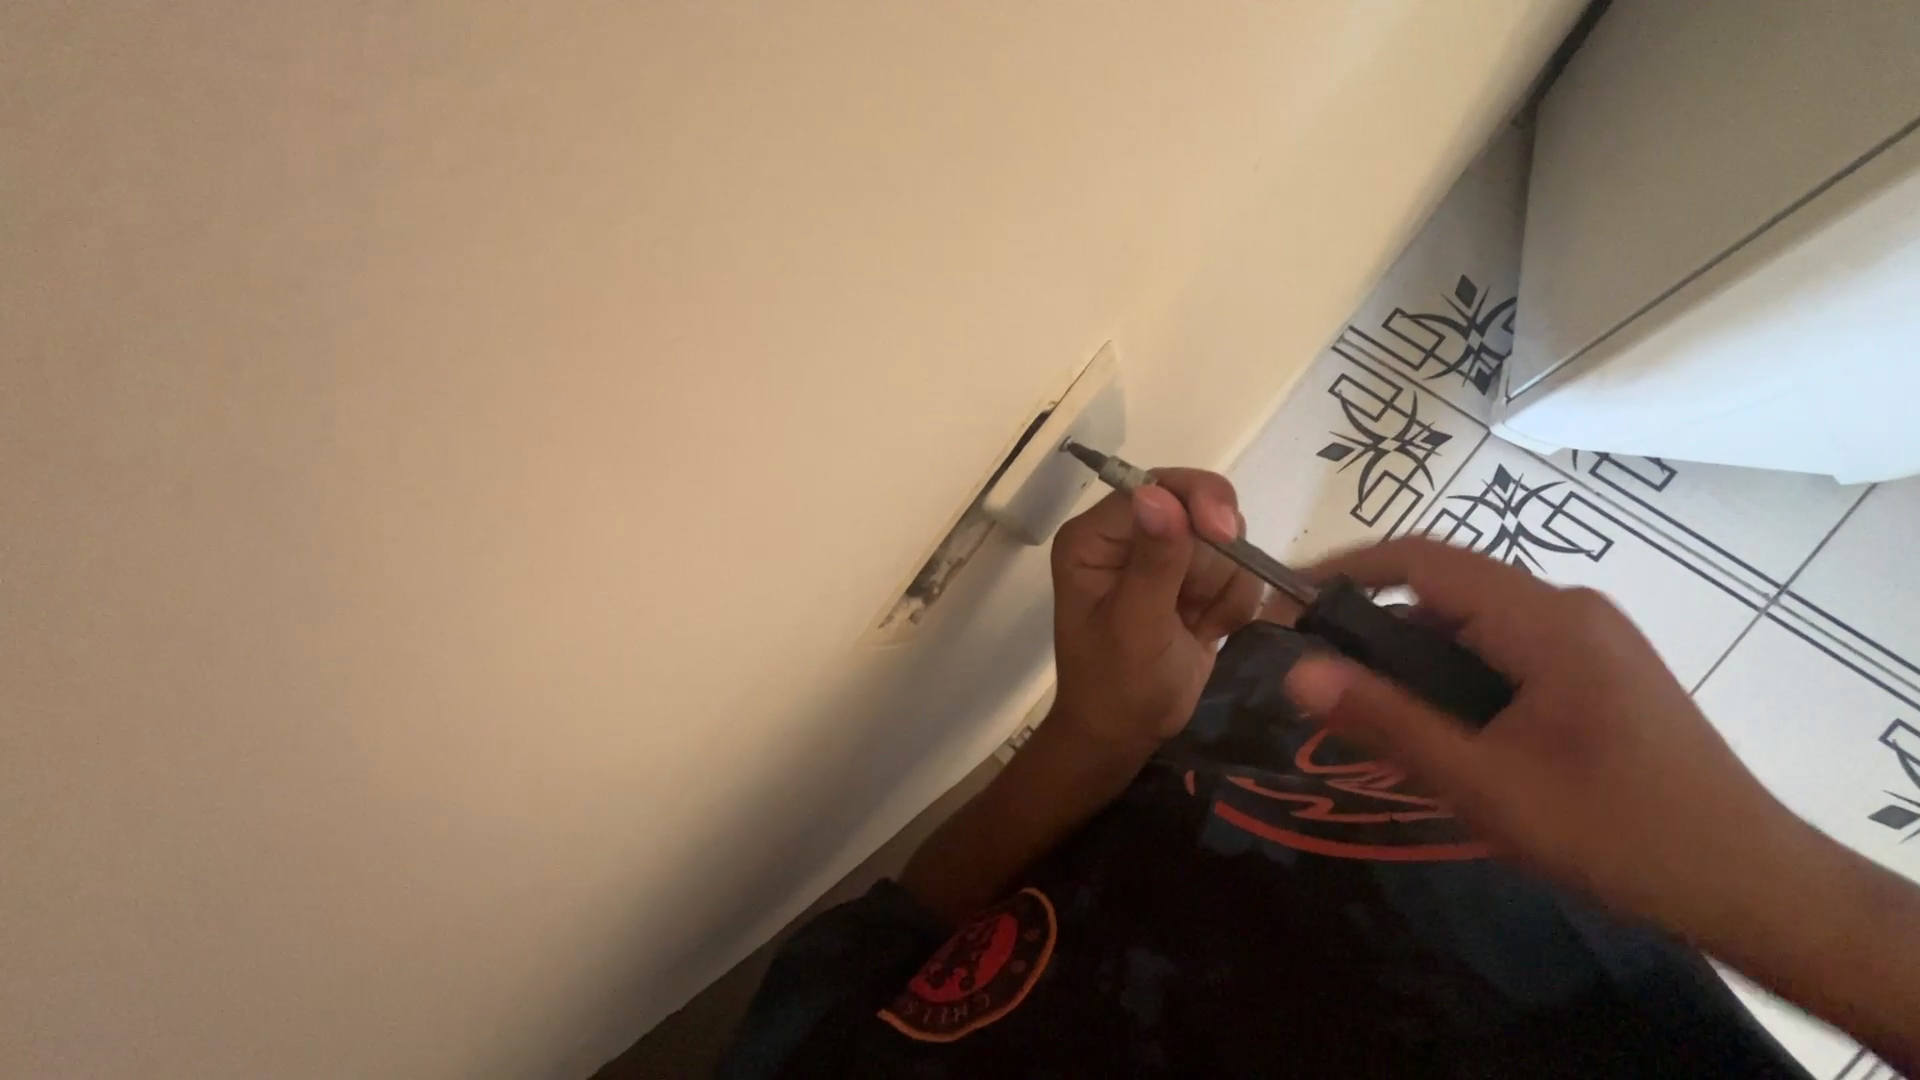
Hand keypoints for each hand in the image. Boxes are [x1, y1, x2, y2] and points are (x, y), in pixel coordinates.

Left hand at [1048, 469, 1266, 747]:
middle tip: (1198, 608)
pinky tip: (1204, 631)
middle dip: (1211, 560)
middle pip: (1198, 507)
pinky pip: (1236, 570)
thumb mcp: (1134, 626)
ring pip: (1225, 542)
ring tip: (1193, 628)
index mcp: (1094, 537)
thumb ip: (1153, 561)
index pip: (1154, 487)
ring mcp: (1159, 556)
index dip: (1197, 501)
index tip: (1226, 533)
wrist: (1128, 735)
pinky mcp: (1188, 579)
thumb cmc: (1118, 686)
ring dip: (1221, 591)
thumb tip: (1157, 493)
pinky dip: (1230, 605)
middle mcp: (1125, 536)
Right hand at [1281, 537, 1802, 934]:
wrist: (1755, 888)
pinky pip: (1502, 642)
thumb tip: (1294, 671)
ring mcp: (1588, 634)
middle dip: (1374, 617)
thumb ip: (1384, 720)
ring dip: (1414, 648)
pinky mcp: (1596, 664)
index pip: (1422, 558)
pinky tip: (1442, 720)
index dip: (1346, 568)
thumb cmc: (1613, 831)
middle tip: (1322, 668)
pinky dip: (1453, 666)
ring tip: (1373, 703)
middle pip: (1445, 586)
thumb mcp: (1481, 782)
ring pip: (1473, 617)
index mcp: (1544, 619)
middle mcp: (1568, 607)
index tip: (1287, 598)